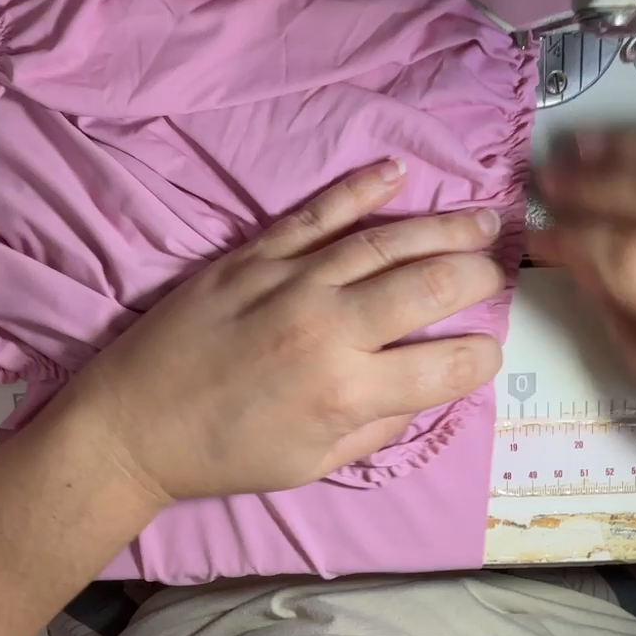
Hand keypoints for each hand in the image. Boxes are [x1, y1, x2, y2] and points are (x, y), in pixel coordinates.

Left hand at [66, 160, 505, 503]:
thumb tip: (424, 390)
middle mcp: (328, 329)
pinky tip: (397, 171)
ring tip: (482, 218)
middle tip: (500, 268)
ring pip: (384, 242)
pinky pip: (316, 213)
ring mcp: (289, 282)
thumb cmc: (225, 455)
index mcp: (346, 393)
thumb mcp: (311, 464)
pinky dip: (359, 189)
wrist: (134, 425)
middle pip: (428, 287)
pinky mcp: (252, 256)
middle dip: (478, 275)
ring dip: (442, 226)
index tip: (489, 350)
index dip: (480, 358)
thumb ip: (377, 428)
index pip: (444, 366)